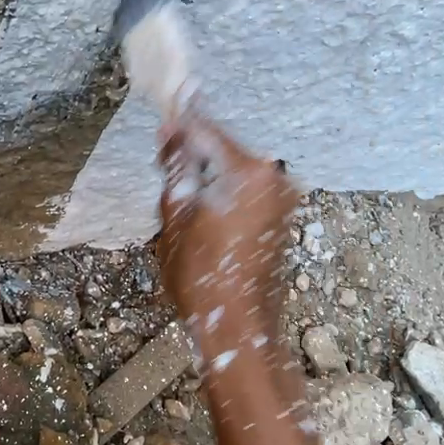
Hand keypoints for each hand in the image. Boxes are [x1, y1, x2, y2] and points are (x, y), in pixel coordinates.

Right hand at [155, 113, 300, 315]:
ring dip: (207, 170)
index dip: (179, 124)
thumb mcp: (175, 215)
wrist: (238, 327)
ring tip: (178, 189)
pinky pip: (247, 186)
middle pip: (223, 147)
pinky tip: (201, 204)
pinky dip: (224, 187)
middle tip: (163, 165)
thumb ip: (175, 168)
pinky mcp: (282, 214)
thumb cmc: (200, 273)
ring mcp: (283, 196)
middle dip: (193, 151)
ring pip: (234, 167)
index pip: (205, 131)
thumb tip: (169, 130)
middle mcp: (273, 177)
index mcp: (247, 172)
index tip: (160, 117)